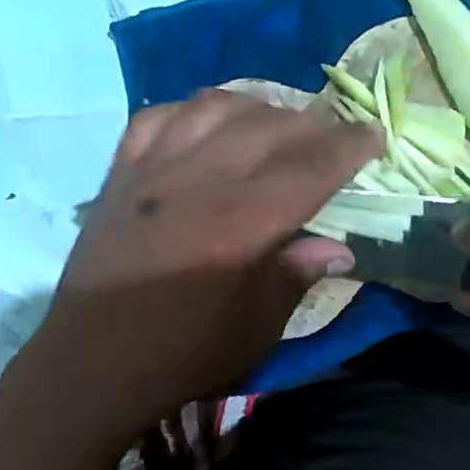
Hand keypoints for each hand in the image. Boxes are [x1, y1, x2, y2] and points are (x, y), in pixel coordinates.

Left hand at [22, 91, 375, 438]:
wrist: (95, 361)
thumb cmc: (185, 354)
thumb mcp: (256, 328)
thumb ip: (296, 276)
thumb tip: (339, 250)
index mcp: (241, 224)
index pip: (308, 168)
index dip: (348, 147)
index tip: (374, 135)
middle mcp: (199, 181)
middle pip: (268, 128)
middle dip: (312, 124)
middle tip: (335, 134)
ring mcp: (153, 170)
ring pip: (215, 108)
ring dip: (258, 107)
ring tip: (279, 121)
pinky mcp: (120, 174)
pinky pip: (160, 117)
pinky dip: (195, 110)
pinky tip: (210, 121)